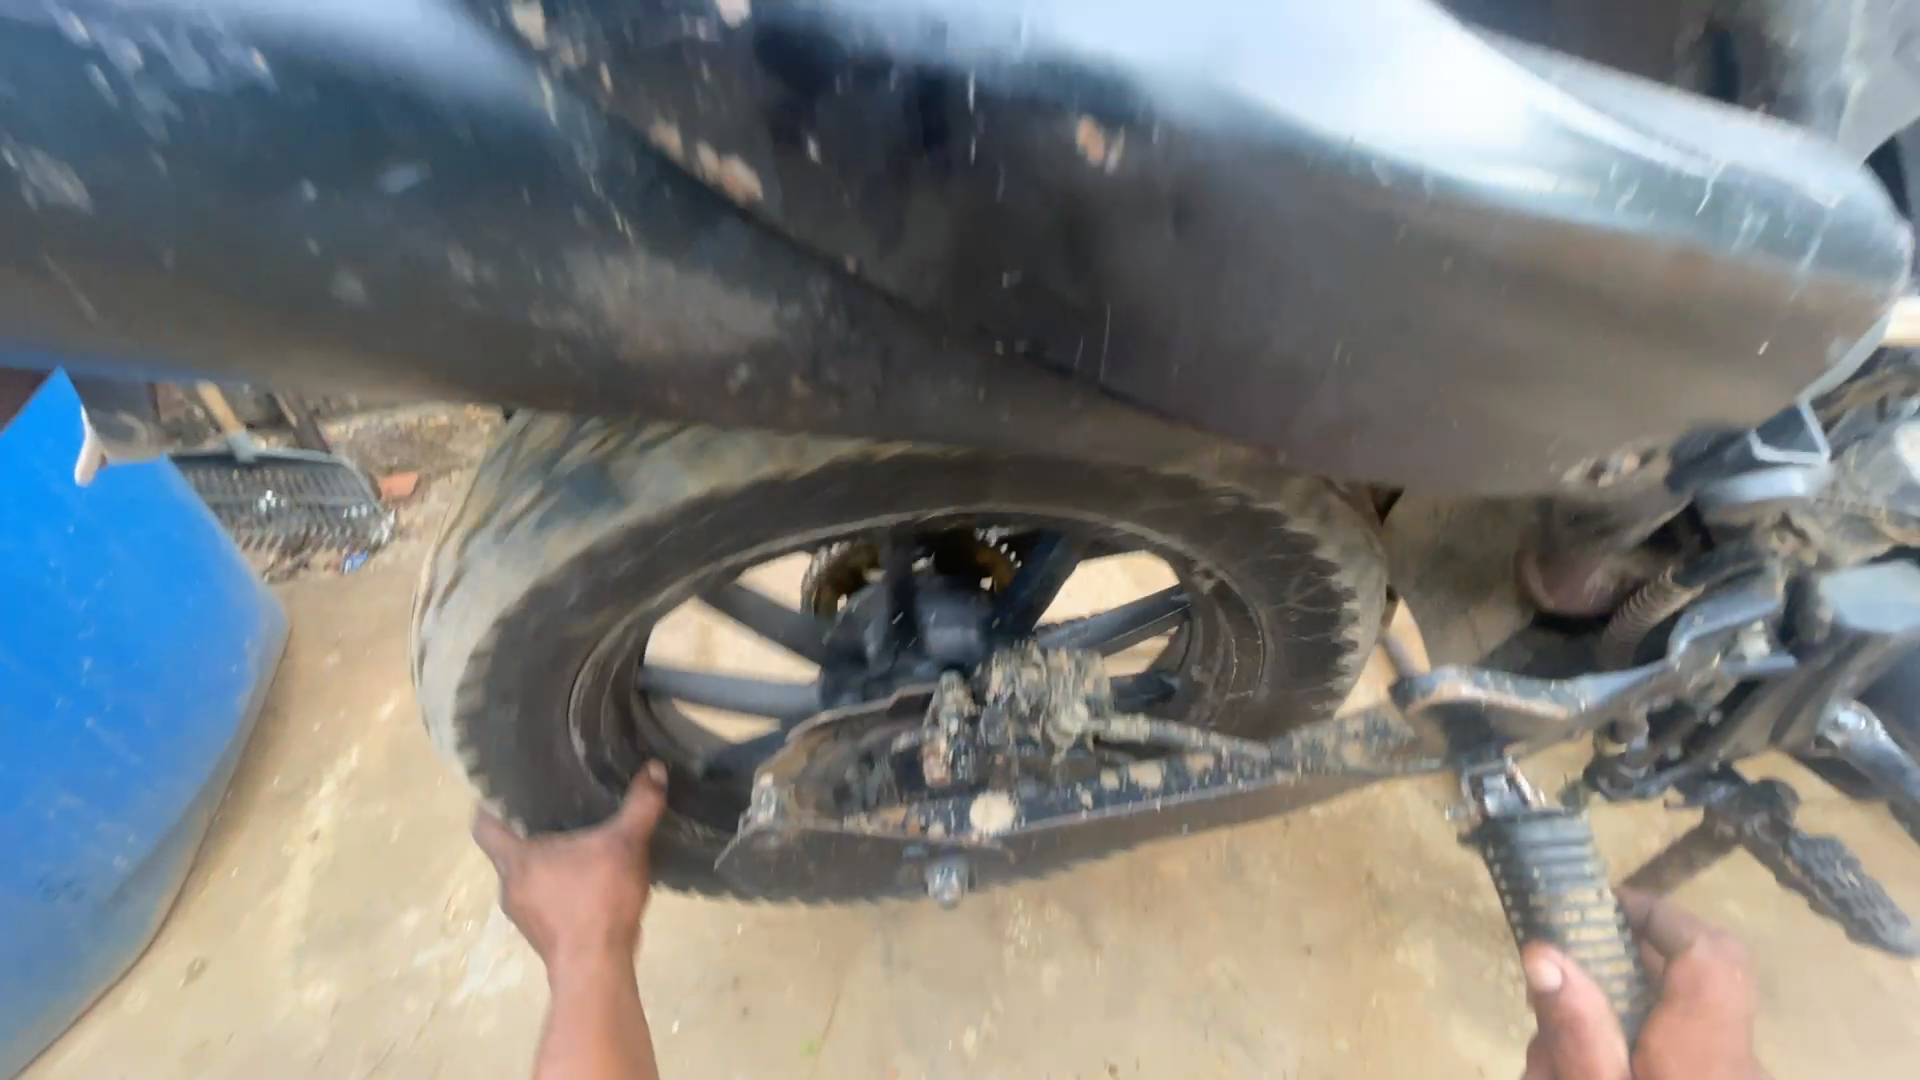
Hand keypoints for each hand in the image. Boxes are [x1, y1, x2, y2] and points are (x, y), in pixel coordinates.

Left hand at [472, 762, 668, 973]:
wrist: (596, 967)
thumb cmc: (599, 898)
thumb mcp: (626, 843)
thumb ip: (641, 804)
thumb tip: (655, 768)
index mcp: (517, 860)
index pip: (485, 825)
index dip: (490, 801)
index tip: (505, 783)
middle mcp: (510, 885)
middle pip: (509, 847)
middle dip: (530, 824)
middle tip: (557, 797)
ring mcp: (524, 911)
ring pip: (529, 871)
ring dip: (548, 854)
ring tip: (577, 830)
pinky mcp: (543, 929)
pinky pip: (545, 892)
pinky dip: (561, 877)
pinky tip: (589, 869)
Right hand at [1521, 889, 1764, 1079]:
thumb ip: (1572, 1026)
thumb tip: (1543, 948)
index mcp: (1707, 1055)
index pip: (1713, 954)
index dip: (1660, 914)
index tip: (1594, 906)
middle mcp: (1730, 1064)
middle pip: (1664, 987)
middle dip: (1591, 985)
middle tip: (1540, 1013)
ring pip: (1650, 1025)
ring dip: (1590, 1031)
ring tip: (1547, 1070)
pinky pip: (1657, 1057)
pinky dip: (1608, 1058)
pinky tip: (1570, 1077)